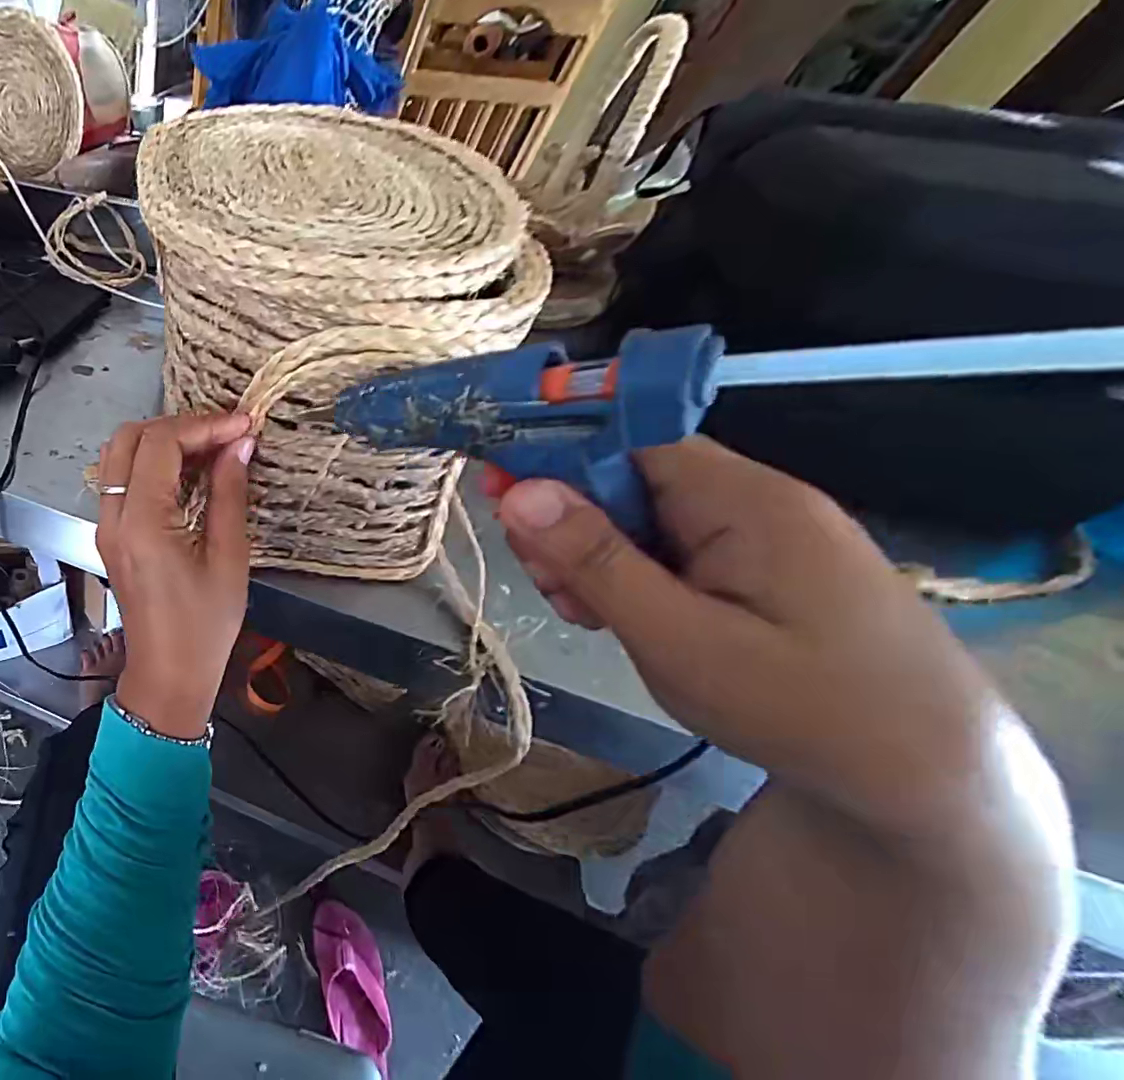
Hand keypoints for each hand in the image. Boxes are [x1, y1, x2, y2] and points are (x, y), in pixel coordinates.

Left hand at [95, 414, 254, 739]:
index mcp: (141, 523)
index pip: (160, 444)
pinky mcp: (112, 536)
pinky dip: (153, 465)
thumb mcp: (228, 558)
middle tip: (224, 433)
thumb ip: (229, 494)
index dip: (204, 425)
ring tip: (211, 449)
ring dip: (163, 442)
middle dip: (178, 426)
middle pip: (129, 438)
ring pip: (121, 456)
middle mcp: (114, 519)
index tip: (242, 425)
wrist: (169, 673)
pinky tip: (190, 473)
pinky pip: (124, 482)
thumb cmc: (203, 628)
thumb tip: (239, 446)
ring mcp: (107, 527)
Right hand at [493, 436, 1018, 831]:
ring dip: (589, 557)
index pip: (631, 437)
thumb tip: (519, 491)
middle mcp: (750, 503)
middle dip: (567, 522)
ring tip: (578, 612)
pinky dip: (623, 578)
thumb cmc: (800, 709)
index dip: (557, 453)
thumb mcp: (678, 639)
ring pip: (637, 520)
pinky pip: (664, 552)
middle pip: (626, 479)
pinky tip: (610, 617)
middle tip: (544, 582)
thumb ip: (595, 562)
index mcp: (744, 501)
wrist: (925, 783)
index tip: (497, 489)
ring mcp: (752, 538)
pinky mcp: (749, 570)